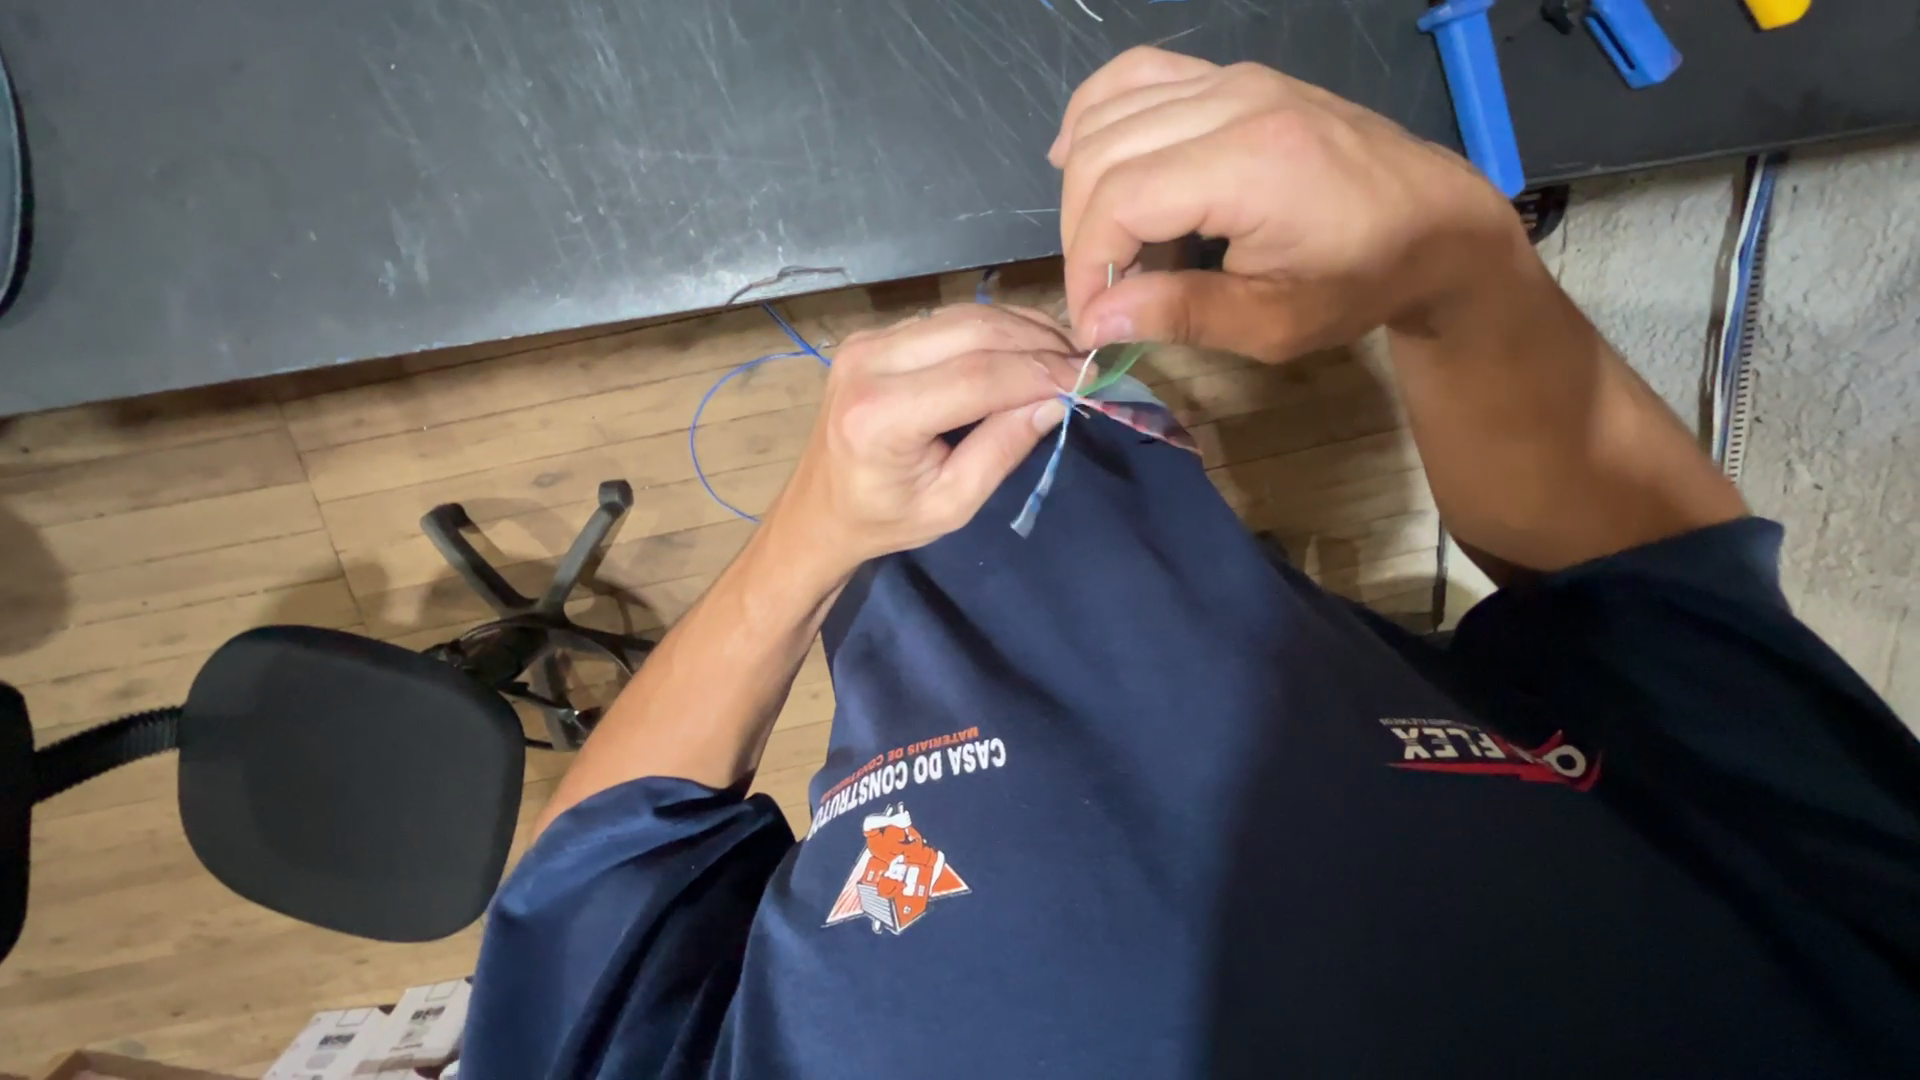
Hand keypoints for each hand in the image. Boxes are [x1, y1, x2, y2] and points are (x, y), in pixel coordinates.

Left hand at [765, 305, 1081, 578]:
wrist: (820, 509)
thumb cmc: (885, 519)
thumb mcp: (952, 503)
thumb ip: (1002, 449)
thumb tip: (1055, 399)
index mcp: (880, 417)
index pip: (977, 376)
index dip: (1039, 372)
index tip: (1088, 378)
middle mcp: (867, 364)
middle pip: (972, 329)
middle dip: (1037, 341)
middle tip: (1082, 362)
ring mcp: (866, 342)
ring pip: (962, 315)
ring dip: (1019, 329)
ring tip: (1061, 355)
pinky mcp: (872, 336)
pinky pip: (945, 320)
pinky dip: (992, 330)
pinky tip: (1023, 349)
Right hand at [1049, 47, 1533, 358]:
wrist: (1435, 224)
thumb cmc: (1360, 281)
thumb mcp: (1273, 323)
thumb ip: (1180, 315)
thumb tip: (1094, 321)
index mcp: (1251, 164)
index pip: (1120, 201)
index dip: (1087, 267)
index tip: (1092, 323)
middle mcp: (1234, 101)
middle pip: (1101, 155)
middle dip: (1080, 235)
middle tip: (1101, 294)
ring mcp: (1232, 79)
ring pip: (1106, 114)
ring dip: (1082, 188)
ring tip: (1102, 246)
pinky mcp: (1231, 77)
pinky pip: (1136, 76)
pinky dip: (1094, 116)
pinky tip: (1075, 156)